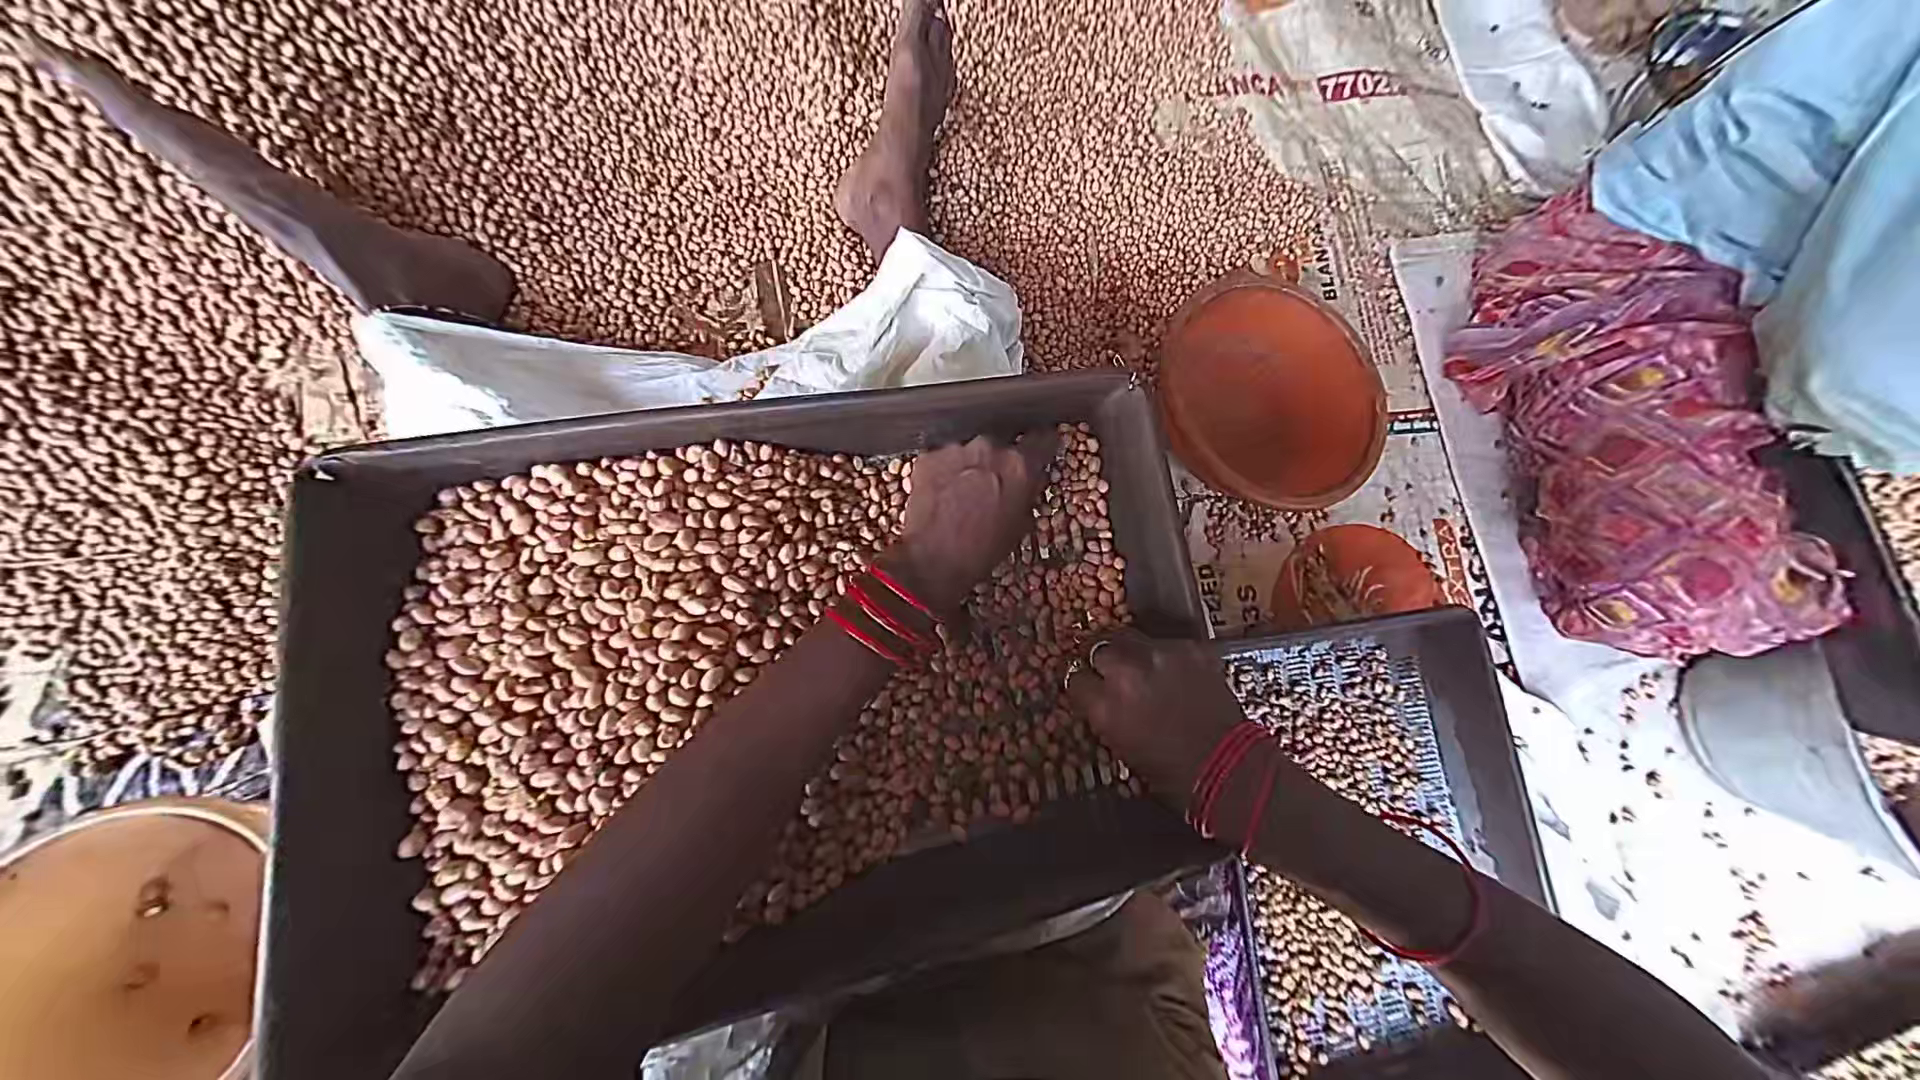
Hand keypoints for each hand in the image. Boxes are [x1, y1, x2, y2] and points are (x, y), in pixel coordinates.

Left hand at [881, 431, 1057, 616]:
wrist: (933, 560)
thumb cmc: (980, 550)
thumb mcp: (1019, 526)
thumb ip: (1027, 494)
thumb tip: (1028, 482)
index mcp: (1020, 466)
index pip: (1041, 440)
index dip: (1041, 446)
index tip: (1039, 449)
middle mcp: (990, 448)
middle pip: (1000, 444)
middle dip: (997, 461)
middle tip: (990, 486)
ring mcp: (957, 449)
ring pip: (969, 450)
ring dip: (969, 465)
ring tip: (961, 494)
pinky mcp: (929, 456)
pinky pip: (942, 457)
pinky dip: (943, 470)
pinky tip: (942, 493)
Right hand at [1064, 630, 1247, 807]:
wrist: (1231, 769)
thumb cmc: (1171, 774)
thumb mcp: (1121, 746)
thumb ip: (1104, 713)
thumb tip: (1098, 695)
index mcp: (1104, 705)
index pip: (1074, 677)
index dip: (1082, 682)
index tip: (1088, 685)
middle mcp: (1125, 673)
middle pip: (1098, 648)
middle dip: (1103, 660)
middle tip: (1111, 671)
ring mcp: (1159, 655)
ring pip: (1129, 637)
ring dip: (1131, 652)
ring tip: (1141, 666)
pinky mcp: (1189, 648)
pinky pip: (1166, 643)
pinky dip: (1166, 656)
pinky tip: (1175, 672)